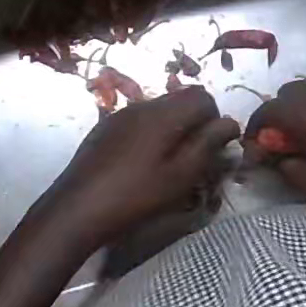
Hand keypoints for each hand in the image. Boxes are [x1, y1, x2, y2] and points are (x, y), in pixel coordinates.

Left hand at [38, 86, 239, 250]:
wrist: (75, 209)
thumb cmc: (135, 196)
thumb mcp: (181, 176)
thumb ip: (208, 145)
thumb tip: (230, 123)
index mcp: (163, 113)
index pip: (203, 96)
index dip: (215, 120)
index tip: (213, 149)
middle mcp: (142, 105)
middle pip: (181, 99)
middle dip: (195, 123)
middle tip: (194, 159)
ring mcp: (120, 115)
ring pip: (160, 110)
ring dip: (174, 129)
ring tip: (169, 165)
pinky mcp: (105, 128)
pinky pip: (139, 121)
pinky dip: (152, 134)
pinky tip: (142, 165)